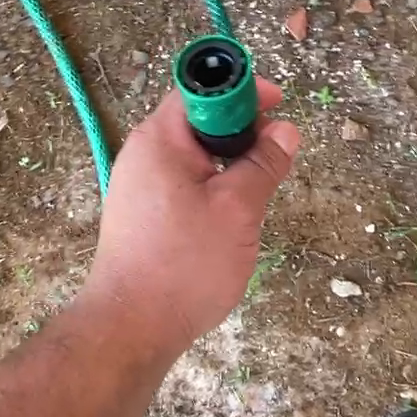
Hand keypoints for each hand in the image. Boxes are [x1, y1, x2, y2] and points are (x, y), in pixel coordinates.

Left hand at [77, 79, 300, 361]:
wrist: (130, 328)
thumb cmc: (185, 263)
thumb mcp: (238, 209)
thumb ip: (264, 164)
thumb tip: (286, 130)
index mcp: (160, 138)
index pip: (201, 88)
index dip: (242, 90)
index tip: (278, 105)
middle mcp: (143, 151)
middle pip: (198, 119)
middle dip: (240, 130)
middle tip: (272, 157)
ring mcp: (138, 183)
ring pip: (193, 153)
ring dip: (228, 162)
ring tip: (254, 192)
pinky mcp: (141, 211)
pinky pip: (182, 180)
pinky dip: (211, 184)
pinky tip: (228, 217)